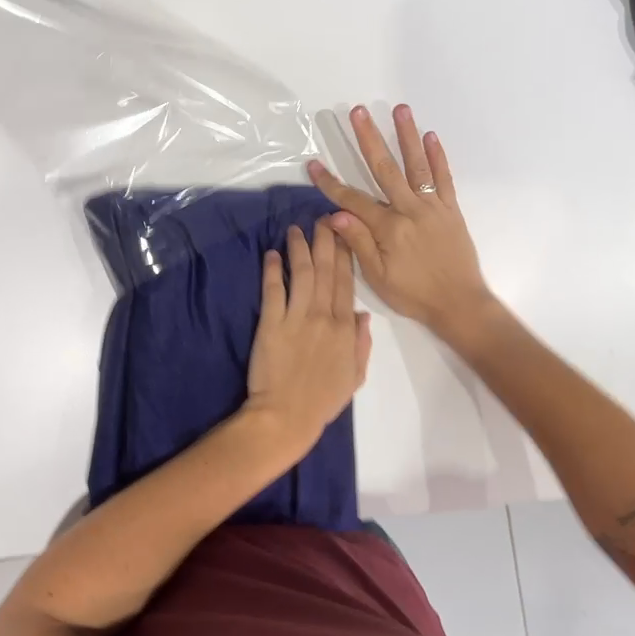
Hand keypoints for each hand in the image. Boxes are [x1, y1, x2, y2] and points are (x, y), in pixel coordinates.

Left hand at [243, 220, 372, 450]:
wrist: (286, 417)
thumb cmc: (321, 401)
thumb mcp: (355, 376)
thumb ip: (361, 344)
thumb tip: (363, 314)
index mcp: (346, 329)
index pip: (347, 284)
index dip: (345, 256)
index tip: (343, 235)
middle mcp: (324, 317)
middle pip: (327, 271)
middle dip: (325, 241)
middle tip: (322, 219)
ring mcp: (297, 319)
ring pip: (302, 274)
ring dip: (299, 249)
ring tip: (295, 228)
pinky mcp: (271, 324)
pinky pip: (274, 290)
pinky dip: (273, 270)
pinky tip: (272, 254)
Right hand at [307, 104, 502, 342]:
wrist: (459, 303)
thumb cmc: (413, 295)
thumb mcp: (377, 276)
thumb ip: (358, 243)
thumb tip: (335, 214)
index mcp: (387, 228)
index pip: (351, 200)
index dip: (330, 183)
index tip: (313, 164)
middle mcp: (409, 210)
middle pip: (384, 169)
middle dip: (368, 139)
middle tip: (357, 112)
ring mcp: (433, 207)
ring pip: (416, 165)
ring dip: (406, 135)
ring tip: (399, 109)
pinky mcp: (451, 210)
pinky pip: (444, 178)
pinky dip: (437, 156)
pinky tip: (430, 136)